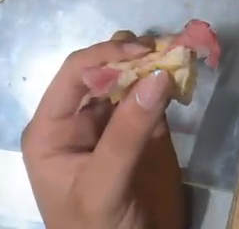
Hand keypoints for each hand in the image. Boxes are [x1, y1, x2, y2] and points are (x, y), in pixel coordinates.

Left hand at [23, 37, 187, 228]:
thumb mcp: (102, 190)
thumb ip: (126, 134)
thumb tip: (159, 73)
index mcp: (53, 129)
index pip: (76, 72)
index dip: (107, 54)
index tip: (145, 51)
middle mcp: (80, 117)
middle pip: (106, 65)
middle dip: (136, 52)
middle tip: (171, 48)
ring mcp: (114, 120)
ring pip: (132, 71)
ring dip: (156, 59)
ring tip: (181, 54)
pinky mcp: (145, 126)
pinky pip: (155, 89)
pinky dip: (171, 76)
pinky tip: (186, 73)